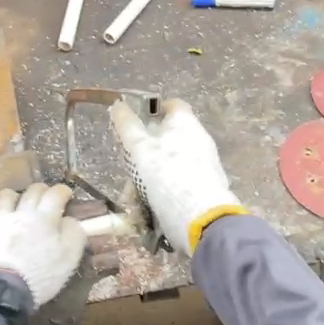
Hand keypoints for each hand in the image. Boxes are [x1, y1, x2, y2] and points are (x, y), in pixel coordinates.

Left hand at [0, 183, 86, 307]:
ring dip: (9, 197)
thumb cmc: (39, 278)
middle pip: (31, 192)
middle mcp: (19, 213)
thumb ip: (74, 235)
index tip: (67, 194)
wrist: (0, 293)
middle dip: (40, 191)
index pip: (56, 194)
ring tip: (11, 201)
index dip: (62, 191)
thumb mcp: (68, 260)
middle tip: (43, 197)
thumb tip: (71, 220)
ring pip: (2, 198)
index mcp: (44, 218)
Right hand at [109, 99, 245, 253]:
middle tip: (129, 169)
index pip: (171, 105)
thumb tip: (118, 105)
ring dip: (148, 179)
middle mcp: (198, 139)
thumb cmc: (167, 175)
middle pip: (166, 138)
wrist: (201, 219)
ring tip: (133, 199)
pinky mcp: (205, 187)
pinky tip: (148, 210)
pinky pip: (178, 183)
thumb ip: (127, 126)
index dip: (152, 111)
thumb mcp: (140, 148)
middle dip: (143, 154)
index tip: (134, 124)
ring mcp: (204, 164)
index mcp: (186, 123)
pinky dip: (162, 192)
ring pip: (168, 164)